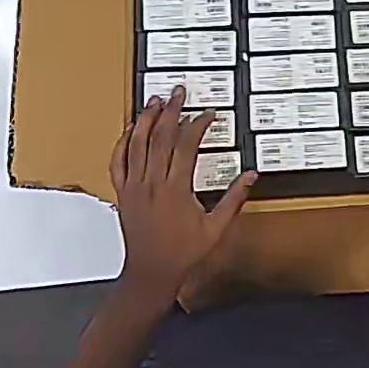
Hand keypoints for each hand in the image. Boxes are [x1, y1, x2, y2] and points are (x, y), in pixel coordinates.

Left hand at [109, 86, 257, 303]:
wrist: (150, 275)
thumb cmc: (183, 254)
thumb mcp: (216, 229)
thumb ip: (234, 199)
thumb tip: (250, 175)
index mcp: (176, 190)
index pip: (186, 145)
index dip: (198, 125)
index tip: (208, 114)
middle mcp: (152, 184)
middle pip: (160, 137)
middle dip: (170, 111)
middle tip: (179, 92)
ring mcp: (134, 188)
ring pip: (137, 144)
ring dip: (146, 119)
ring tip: (155, 100)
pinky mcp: (122, 194)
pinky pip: (117, 162)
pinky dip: (123, 143)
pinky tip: (130, 129)